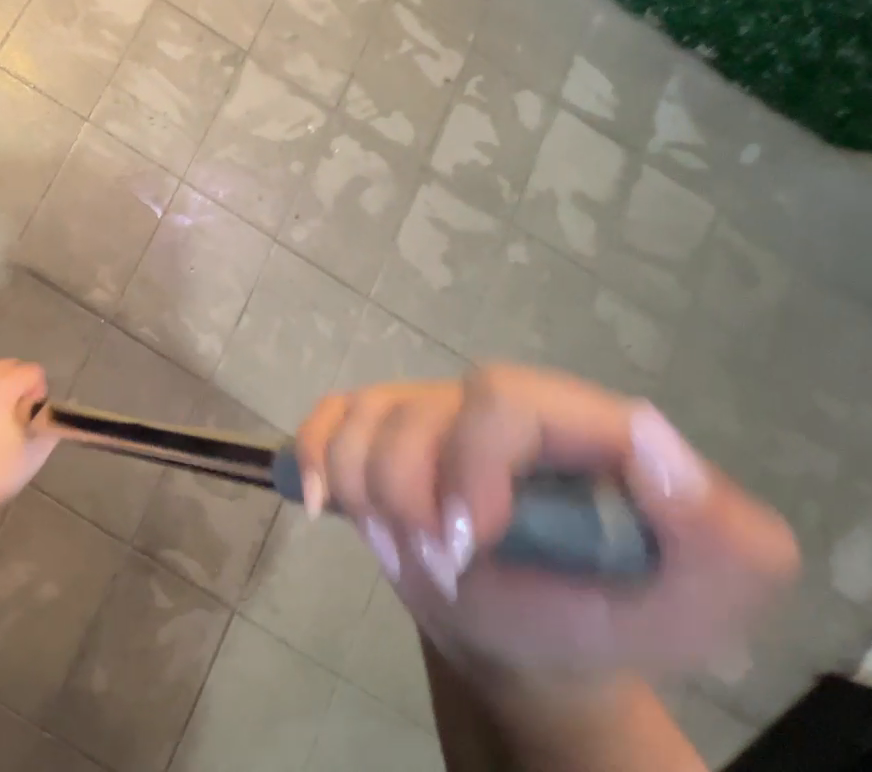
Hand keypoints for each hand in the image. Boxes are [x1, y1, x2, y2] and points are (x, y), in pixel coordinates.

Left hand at [0, 359, 54, 511]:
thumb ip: (50, 425)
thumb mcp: (36, 450)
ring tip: (1, 410)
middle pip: (6, 365)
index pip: (32, 371)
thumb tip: (52, 413)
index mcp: (1, 386)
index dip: (40, 391)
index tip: (35, 416)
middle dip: (20, 383)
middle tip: (22, 415)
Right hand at [295, 364, 798, 679]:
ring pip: (361, 419)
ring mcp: (426, 407)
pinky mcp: (373, 424)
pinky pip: (323, 419)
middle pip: (419, 411)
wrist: (521, 633)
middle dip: (407, 495)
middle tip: (437, 562)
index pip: (506, 400)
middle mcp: (496, 401)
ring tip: (404, 551)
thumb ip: (721, 535)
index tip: (466, 539)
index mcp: (580, 425)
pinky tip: (327, 507)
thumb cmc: (601, 621)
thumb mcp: (696, 606)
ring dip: (365, 498)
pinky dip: (312, 463)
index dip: (469, 460)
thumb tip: (649, 438)